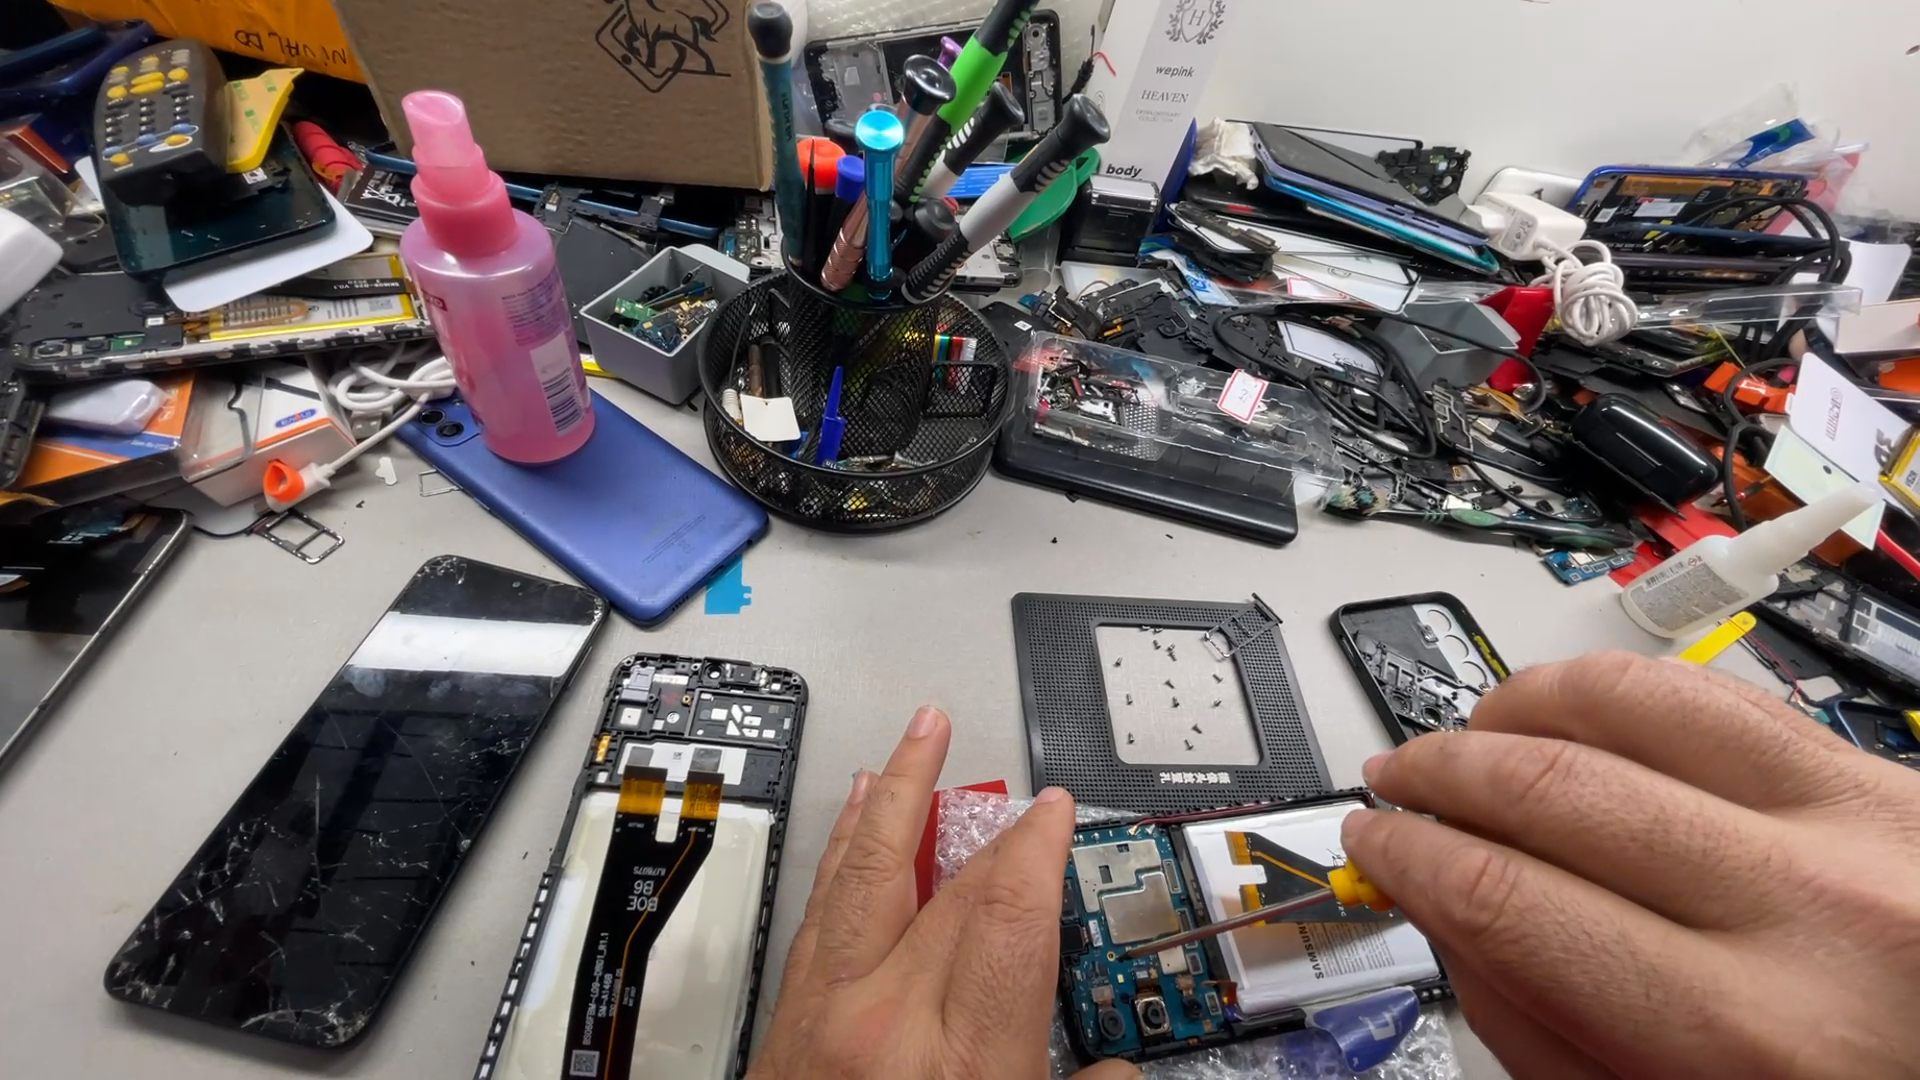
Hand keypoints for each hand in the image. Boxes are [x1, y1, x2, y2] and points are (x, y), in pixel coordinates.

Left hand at [748, 706, 1137, 1079]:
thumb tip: (1121, 1079)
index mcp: (957, 1064)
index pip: (1009, 915)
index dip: (1037, 847)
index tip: (1055, 812)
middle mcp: (882, 1019)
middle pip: (948, 885)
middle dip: (993, 829)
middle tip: (1020, 792)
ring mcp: (824, 1008)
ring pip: (867, 864)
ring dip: (896, 789)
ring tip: (920, 733)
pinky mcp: (790, 1012)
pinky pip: (826, 899)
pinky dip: (848, 841)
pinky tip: (858, 805)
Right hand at [1343, 651, 1919, 1079]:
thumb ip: (1523, 1019)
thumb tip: (1434, 900)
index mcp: (1763, 1042)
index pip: (1502, 897)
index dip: (1404, 859)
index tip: (1370, 842)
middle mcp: (1825, 915)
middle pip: (1537, 785)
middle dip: (1429, 775)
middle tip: (1394, 783)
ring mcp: (1873, 824)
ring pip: (1610, 699)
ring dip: (1498, 712)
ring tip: (1468, 742)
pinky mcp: (1889, 777)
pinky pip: (1692, 688)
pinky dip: (1589, 688)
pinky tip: (1556, 719)